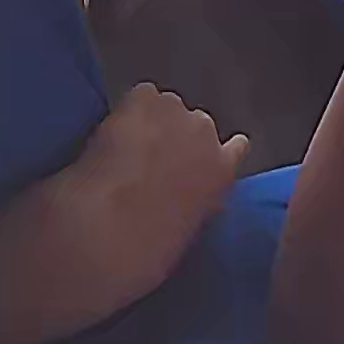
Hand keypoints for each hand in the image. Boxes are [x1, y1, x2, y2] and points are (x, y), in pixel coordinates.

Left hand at [52, 83, 249, 312]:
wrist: (108, 228)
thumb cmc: (149, 248)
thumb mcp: (189, 227)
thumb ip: (198, 197)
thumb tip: (187, 189)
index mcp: (222, 171)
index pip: (235, 148)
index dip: (213, 151)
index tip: (198, 158)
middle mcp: (205, 131)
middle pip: (197, 123)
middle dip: (178, 136)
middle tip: (153, 159)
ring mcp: (174, 109)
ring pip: (167, 106)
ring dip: (154, 121)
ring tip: (131, 144)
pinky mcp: (143, 96)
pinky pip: (142, 96)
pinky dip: (131, 109)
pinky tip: (118, 129)